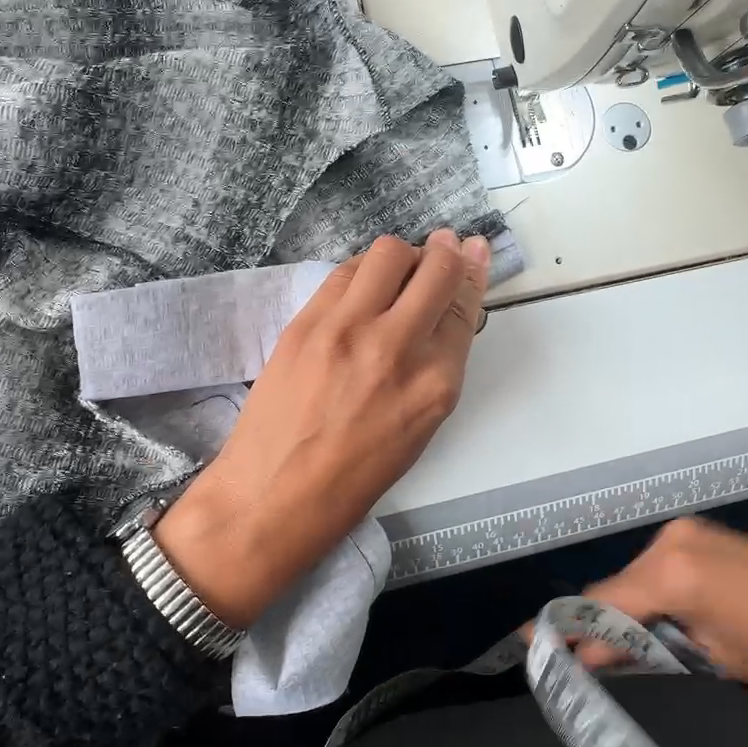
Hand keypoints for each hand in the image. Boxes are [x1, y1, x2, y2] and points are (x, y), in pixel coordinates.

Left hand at [153, 230, 490, 627]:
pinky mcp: (305, 323)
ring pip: (387, 253)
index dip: (473, 272)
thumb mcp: (420, 428)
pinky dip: (362, 269)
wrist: (274, 496)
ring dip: (402, 254)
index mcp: (436, 383)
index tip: (473, 252)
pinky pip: (344, 271)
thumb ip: (438, 367)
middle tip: (441, 250)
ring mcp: (346, 329)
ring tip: (397, 272)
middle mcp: (397, 346)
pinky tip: (361, 286)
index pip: (465, 306)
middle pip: (436, 267)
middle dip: (445, 251)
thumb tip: (446, 316)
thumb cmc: (355, 477)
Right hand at [581, 518, 747, 746]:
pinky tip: (660, 623)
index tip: (535, 648)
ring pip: (635, 578)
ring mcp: (689, 531)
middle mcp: (672, 539)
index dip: (569, 631)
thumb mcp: (711, 663)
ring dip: (628, 611)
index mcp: (672, 571)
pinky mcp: (704, 535)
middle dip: (601, 625)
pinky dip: (651, 594)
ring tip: (630, 650)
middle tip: (585, 661)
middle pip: (615, 588)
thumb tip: (592, 656)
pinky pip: (659, 567)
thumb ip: (644, 654)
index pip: (602, 604)